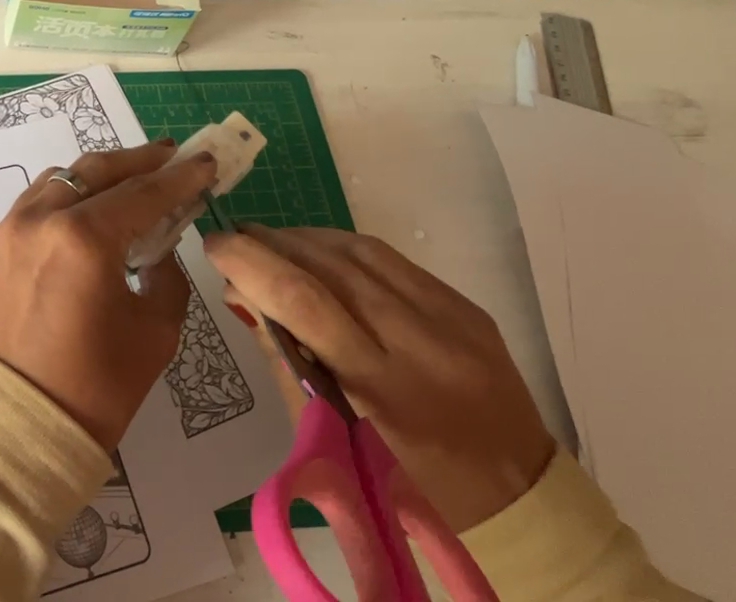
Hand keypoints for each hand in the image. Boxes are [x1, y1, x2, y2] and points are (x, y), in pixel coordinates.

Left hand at [0, 141, 214, 449]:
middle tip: (172, 156)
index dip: (180, 177)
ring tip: (134, 179)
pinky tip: (90, 209)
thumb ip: (166, 271)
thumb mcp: (155, 329)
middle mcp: (40, 220)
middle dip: (139, 161)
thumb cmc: (96, 386)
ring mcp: (10, 229)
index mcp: (82, 239)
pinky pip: (36, 203)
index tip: (207, 161)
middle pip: (96, 170)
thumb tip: (159, 242)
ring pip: (61, 180)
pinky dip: (67, 196)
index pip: (142, 194)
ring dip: (99, 174)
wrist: (17, 424)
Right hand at [203, 225, 555, 531]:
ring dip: (304, 239)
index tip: (215, 246)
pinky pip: (393, 260)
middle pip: (330, 267)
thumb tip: (242, 296)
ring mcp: (451, 319)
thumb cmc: (408, 486)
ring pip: (360, 252)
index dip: (252, 263)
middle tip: (232, 239)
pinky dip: (343, 248)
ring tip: (268, 241)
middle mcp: (422, 343)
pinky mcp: (466, 307)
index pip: (304, 302)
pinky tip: (317, 251)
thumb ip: (286, 360)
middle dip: (271, 244)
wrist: (520, 496)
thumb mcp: (331, 435)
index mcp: (383, 389)